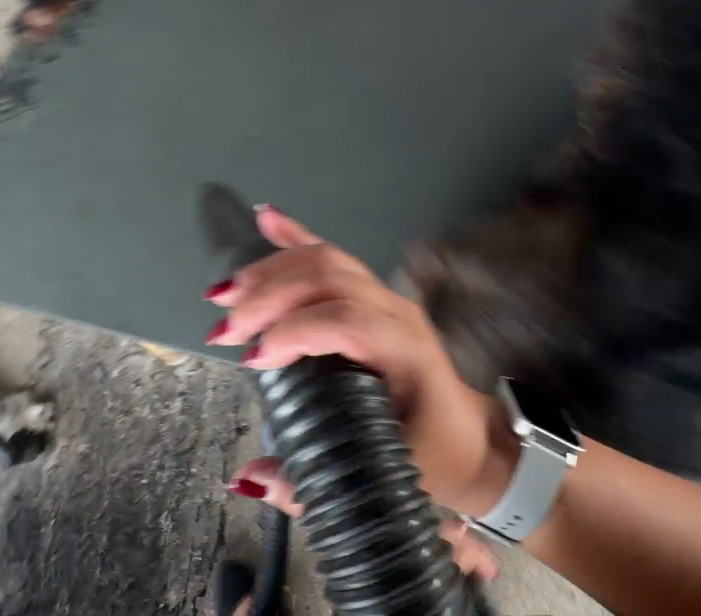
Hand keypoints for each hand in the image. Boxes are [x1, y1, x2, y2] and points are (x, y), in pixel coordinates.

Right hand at [206, 206, 518, 521]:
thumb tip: (248, 476)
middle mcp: (397, 314)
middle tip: (226, 327)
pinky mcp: (373, 294)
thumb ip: (312, 483)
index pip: (348, 321)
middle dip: (271, 296)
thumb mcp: (383, 478)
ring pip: (327, 261)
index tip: (253, 357)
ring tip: (228, 292)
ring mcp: (386, 298)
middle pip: (331, 280)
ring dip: (273, 269)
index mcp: (406, 353)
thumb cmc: (436, 458)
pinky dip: (296, 235)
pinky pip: (334, 256)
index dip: (297, 331)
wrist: (474, 440)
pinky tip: (266, 217)